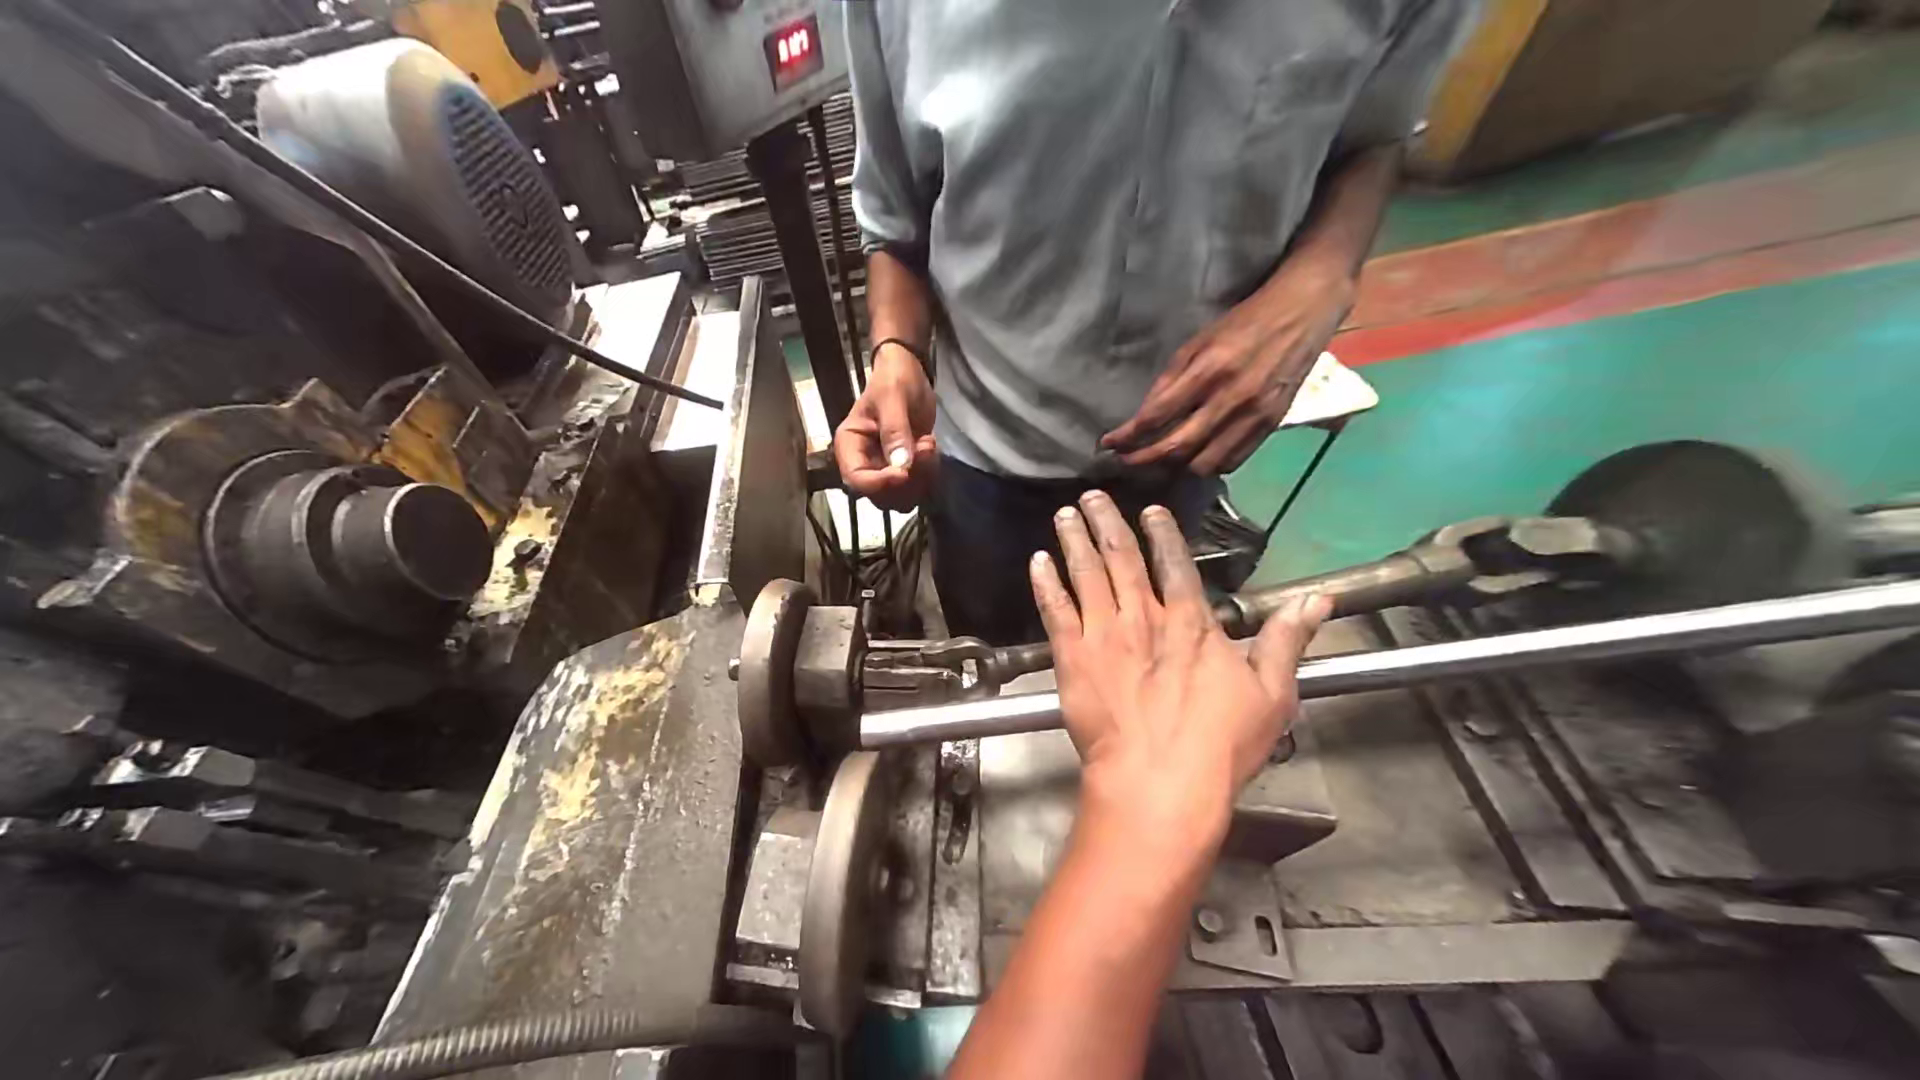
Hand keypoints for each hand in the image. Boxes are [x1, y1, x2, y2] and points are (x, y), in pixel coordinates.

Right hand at [832, 343, 938, 511]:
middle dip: (908, 480)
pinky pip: (918, 488)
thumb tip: (900, 465)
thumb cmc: (894, 380)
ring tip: (928, 443)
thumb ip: (894, 430)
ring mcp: (885, 470)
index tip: (904, 473)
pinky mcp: (905, 471)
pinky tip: (930, 447)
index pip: (856, 479)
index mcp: (849, 445)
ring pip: (902, 497)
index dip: (879, 484)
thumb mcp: (892, 397)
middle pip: (881, 495)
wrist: (911, 374)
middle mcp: (864, 463)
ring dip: (922, 477)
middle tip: (925, 446)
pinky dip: (930, 473)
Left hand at [1030, 490, 1331, 846]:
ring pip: (1086, 574)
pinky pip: (1055, 609)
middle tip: (1092, 496)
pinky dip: (1045, 583)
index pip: (1174, 564)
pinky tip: (1038, 561)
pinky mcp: (1072, 657)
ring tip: (1065, 514)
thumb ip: (1286, 640)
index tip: (1151, 511)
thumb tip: (1316, 600)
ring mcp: (1103, 634)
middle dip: (1107, 522)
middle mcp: (1142, 617)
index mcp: (1189, 622)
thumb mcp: (1271, 693)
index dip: (1162, 533)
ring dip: (1075, 540)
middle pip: (1121, 557)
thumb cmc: (1219, 744)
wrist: (1159, 781)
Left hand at [1102, 261, 1352, 474]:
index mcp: (1209, 371)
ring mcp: (1254, 416)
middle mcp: (1231, 400)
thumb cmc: (1244, 321)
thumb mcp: (1198, 341)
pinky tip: (1194, 457)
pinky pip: (1232, 461)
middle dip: (1143, 460)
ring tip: (1159, 461)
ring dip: (1176, 468)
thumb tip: (1144, 415)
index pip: (1157, 417)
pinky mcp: (1271, 426)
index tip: (1108, 443)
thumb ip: (1171, 379)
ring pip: (1204, 464)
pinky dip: (1208, 465)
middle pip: (1177, 448)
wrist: (1304, 311)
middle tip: (1124, 461)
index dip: (1127, 435)